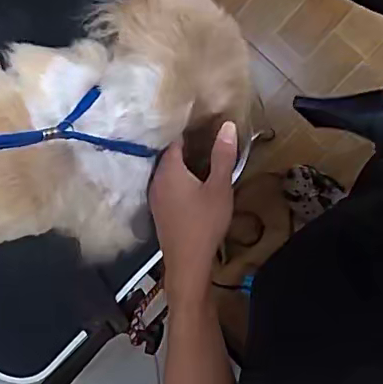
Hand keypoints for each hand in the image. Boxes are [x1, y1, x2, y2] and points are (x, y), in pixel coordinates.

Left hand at [150, 120, 236, 300]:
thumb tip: (227, 126)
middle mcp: (157, 179)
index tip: (206, 123)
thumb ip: (223, 156)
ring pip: (168, 171)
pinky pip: (168, 185)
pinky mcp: (159, 210)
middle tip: (209, 138)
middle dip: (187, 146)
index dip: (189, 129)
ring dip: (184, 164)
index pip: (175, 139)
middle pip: (169, 154)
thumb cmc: (205, 222)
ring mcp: (155, 196)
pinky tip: (194, 184)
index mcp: (169, 169)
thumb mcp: (220, 188)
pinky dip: (180, 179)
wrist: (188, 261)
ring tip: (204, 159)